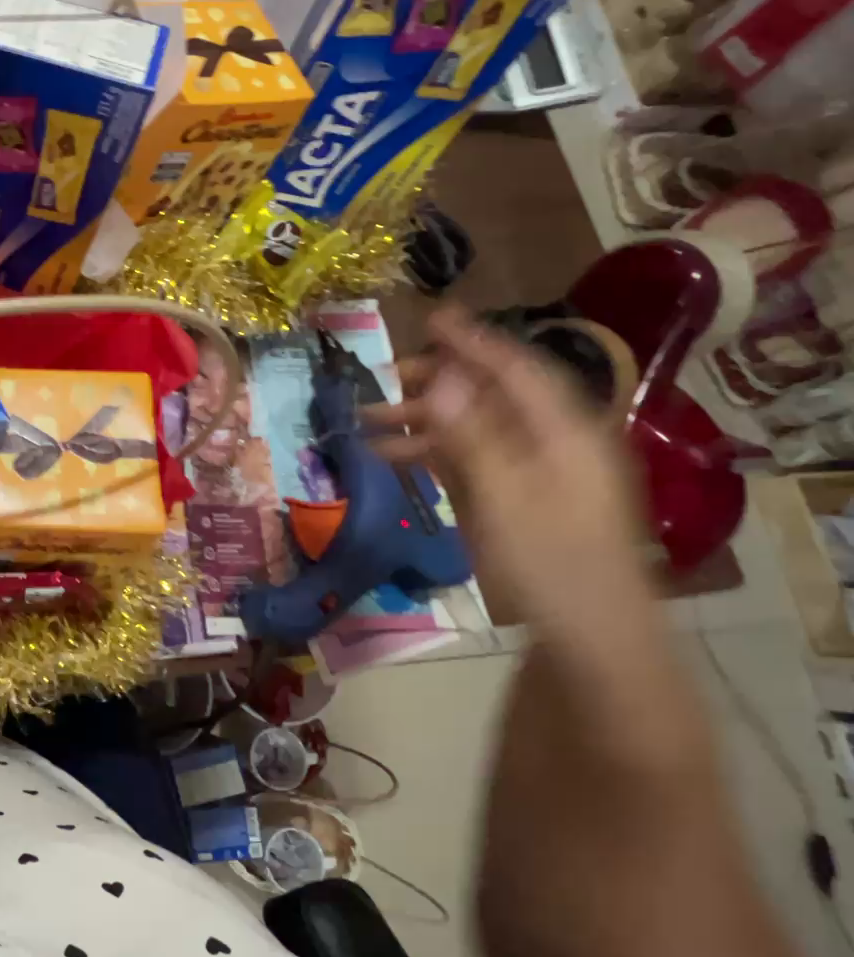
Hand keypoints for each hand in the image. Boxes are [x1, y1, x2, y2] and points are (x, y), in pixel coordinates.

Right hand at [363, 308, 658, 643]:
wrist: (591, 638)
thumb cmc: (552, 565)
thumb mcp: (505, 498)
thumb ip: (472, 438)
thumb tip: (443, 382)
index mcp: (564, 434)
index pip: (517, 371)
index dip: (475, 342)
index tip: (431, 318)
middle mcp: (550, 444)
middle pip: (491, 398)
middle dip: (436, 384)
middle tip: (381, 379)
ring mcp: (533, 475)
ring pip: (472, 430)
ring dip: (421, 423)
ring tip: (366, 424)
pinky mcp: (516, 502)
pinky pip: (468, 462)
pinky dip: (429, 455)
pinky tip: (389, 459)